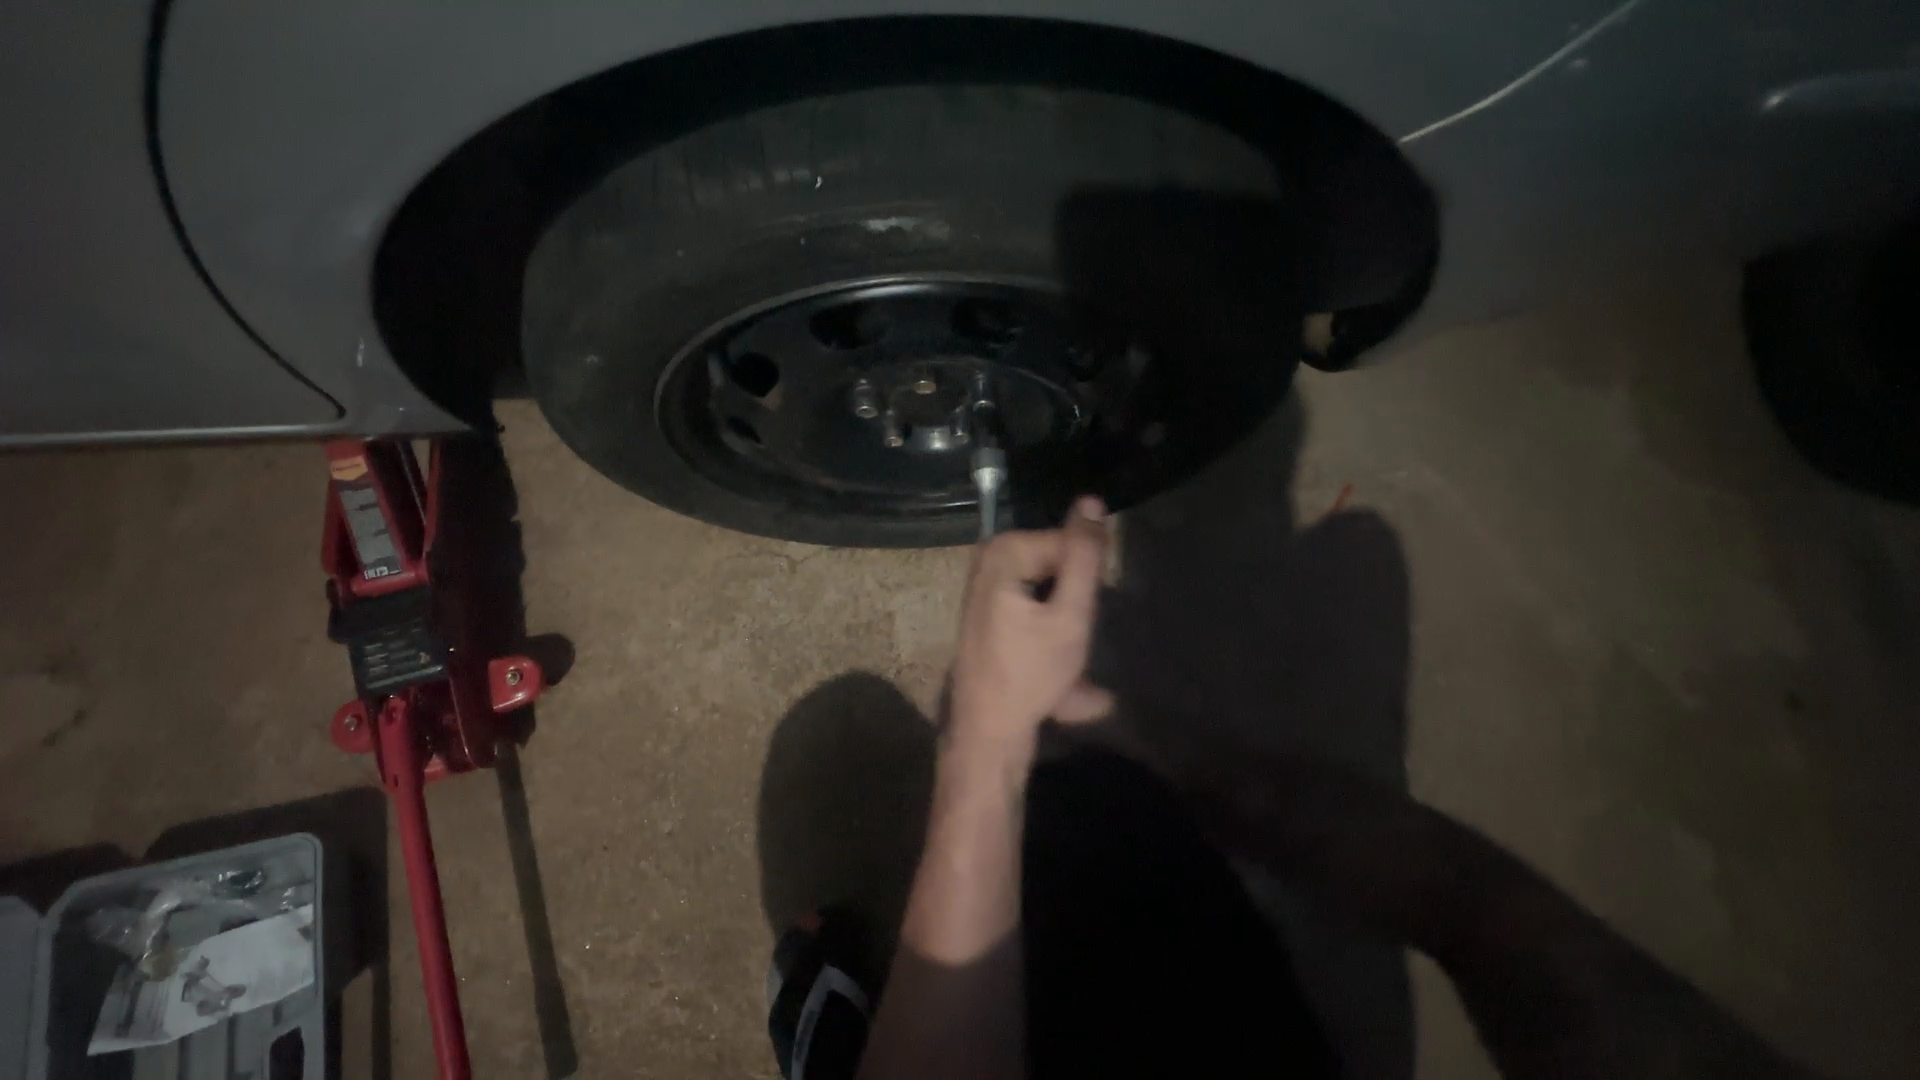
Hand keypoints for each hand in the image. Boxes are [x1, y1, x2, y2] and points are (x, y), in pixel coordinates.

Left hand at [948, 496, 1114, 761]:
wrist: (987, 731)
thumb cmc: (1029, 672)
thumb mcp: (1069, 615)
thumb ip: (1084, 557)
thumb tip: (1091, 500)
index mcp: (1002, 552)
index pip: (1067, 544)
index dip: (1084, 583)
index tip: (1081, 620)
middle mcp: (987, 562)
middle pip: (1057, 568)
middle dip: (1074, 607)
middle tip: (1075, 641)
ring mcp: (985, 589)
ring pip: (1048, 595)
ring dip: (1065, 632)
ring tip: (1068, 671)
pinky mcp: (989, 615)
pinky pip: (1034, 614)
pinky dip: (1049, 643)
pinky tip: (1065, 688)